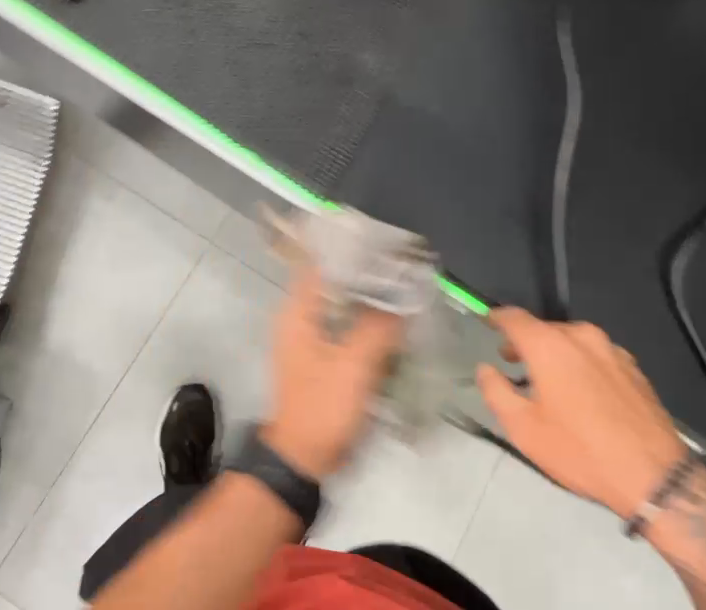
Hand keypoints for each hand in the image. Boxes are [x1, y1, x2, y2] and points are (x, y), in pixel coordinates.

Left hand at [261, 265, 402, 479]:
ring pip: (346, 310)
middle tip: (406, 270)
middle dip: (370, 278)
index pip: (322, 265)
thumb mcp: (354, 366)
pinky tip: (396, 327)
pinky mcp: (324, 361)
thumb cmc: (322, 408)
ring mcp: (311, 341)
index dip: (352, 252)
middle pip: (337, 286)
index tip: (386, 244)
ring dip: (372, 304)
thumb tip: (404, 298)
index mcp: (298, 313)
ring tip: (407, 292)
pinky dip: (369, 327)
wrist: (304, 460)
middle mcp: (301, 320)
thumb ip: (378, 328)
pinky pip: (349, 333)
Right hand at [476, 307, 686, 517]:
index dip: (497, 318)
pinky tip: (584, 393)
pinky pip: (597, 356)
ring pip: (573, 341)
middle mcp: (581, 336)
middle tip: (513, 362)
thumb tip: (486, 369)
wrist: (654, 475)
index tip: (488, 323)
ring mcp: (612, 350)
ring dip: (556, 353)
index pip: (514, 317)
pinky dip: (582, 364)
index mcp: (549, 345)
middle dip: (526, 342)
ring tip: (549, 380)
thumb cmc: (580, 450)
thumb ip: (496, 392)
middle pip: (545, 328)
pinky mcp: (634, 368)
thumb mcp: (524, 429)